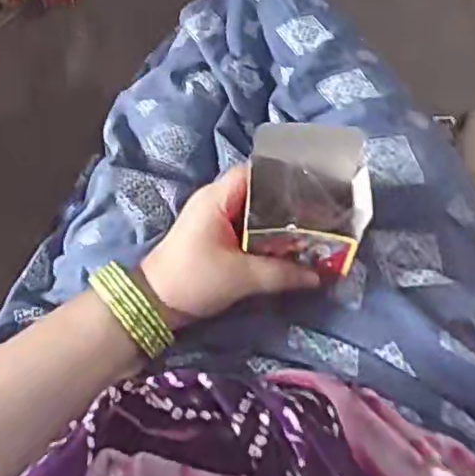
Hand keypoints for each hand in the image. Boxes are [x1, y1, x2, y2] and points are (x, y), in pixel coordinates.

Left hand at [139, 165, 322, 326]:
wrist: (155, 303)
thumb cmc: (195, 279)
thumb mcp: (242, 278)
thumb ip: (282, 273)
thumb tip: (319, 275)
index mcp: (217, 197)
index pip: (254, 172)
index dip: (282, 177)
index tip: (310, 187)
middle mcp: (215, 199)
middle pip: (256, 190)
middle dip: (284, 202)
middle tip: (317, 212)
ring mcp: (213, 216)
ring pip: (252, 209)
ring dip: (275, 220)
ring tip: (308, 228)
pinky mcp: (213, 234)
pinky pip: (244, 224)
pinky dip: (263, 232)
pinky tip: (284, 244)